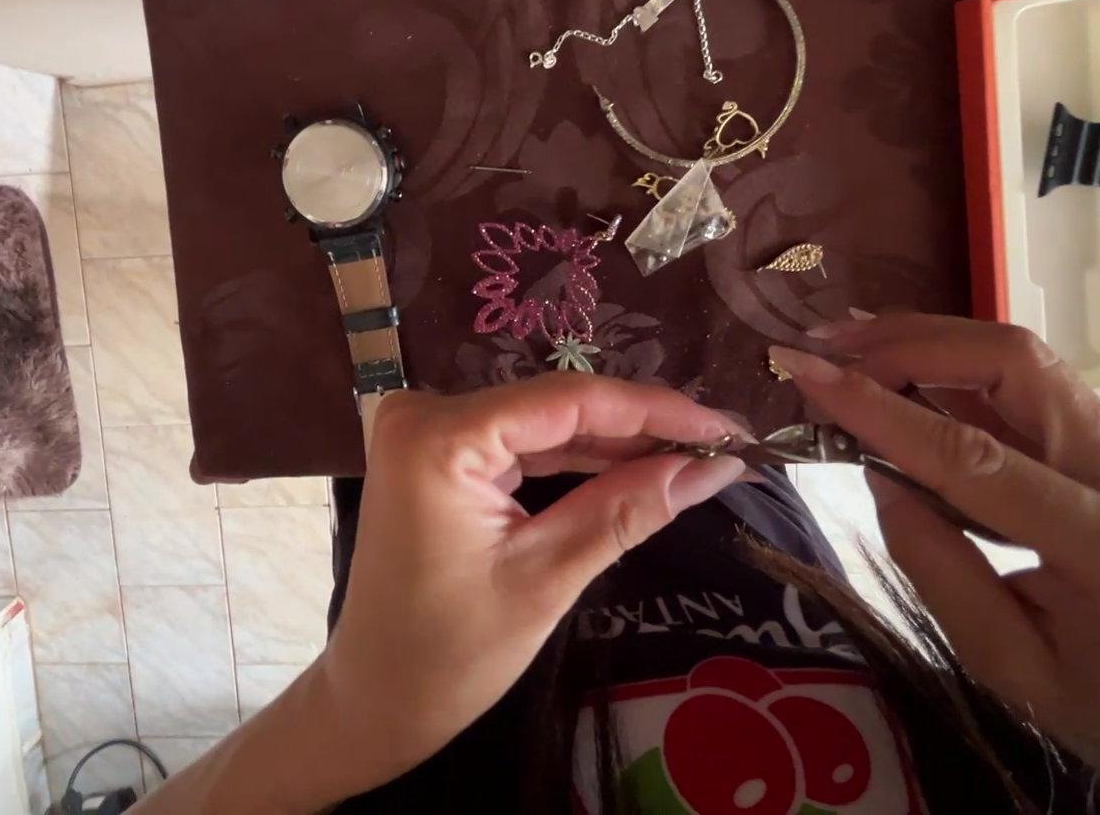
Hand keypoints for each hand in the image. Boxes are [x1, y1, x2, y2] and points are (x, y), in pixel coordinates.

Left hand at [311, 373, 745, 795]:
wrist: (374, 696)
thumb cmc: (449, 655)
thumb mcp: (546, 579)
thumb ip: (626, 510)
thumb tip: (712, 468)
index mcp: (439, 436)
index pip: (566, 401)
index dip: (653, 409)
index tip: (724, 425)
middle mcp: (426, 412)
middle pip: (554, 407)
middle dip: (639, 427)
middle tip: (720, 443)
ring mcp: (428, 430)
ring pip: (541, 424)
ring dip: (612, 442)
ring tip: (692, 455)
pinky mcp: (438, 451)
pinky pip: (518, 444)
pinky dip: (572, 458)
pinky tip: (632, 463)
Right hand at [772, 316, 1099, 814]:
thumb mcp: (1000, 664)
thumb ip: (934, 563)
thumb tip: (877, 468)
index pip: (973, 455)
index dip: (879, 407)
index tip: (806, 373)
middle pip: (1015, 365)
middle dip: (908, 342)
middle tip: (826, 346)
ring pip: (1020, 360)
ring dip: (924, 342)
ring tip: (844, 347)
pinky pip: (1024, 385)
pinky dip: (947, 366)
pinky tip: (893, 366)